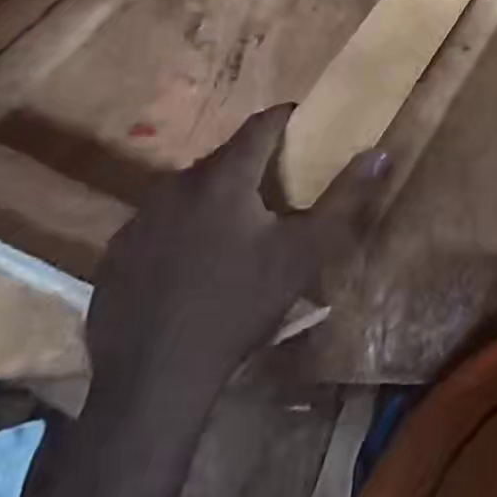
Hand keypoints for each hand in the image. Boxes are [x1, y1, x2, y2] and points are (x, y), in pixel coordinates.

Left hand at [85, 105, 390, 393]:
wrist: (154, 377)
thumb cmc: (239, 306)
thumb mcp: (304, 253)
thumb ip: (344, 199)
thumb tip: (379, 153)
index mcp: (223, 178)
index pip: (259, 126)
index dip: (285, 119)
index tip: (303, 124)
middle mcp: (175, 185)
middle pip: (224, 157)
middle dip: (253, 163)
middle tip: (279, 186)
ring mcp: (139, 218)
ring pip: (190, 190)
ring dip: (217, 196)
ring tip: (238, 227)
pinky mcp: (117, 252)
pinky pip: (160, 222)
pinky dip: (183, 227)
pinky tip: (194, 263)